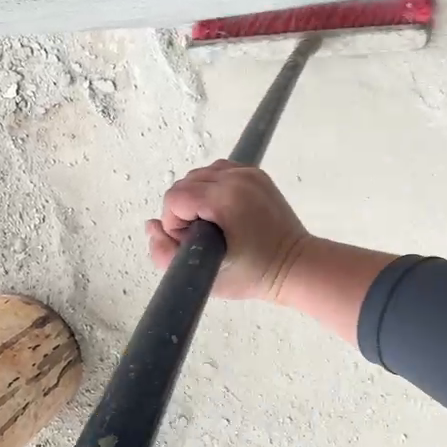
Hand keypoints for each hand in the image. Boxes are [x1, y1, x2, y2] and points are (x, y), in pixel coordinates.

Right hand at [145, 161, 311, 300]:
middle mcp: (238, 179)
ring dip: (198, 197)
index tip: (195, 242)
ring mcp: (250, 174)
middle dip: (185, 210)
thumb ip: (165, 254)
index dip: (175, 223)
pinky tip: (224, 212)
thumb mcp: (202, 274)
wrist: (295, 265)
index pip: (175, 197)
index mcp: (225, 198)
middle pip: (186, 183)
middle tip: (205, 237)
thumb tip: (152, 226)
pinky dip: (214, 187)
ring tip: (215, 224)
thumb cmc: (252, 275)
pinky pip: (221, 171)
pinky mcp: (258, 175)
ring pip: (202, 174)